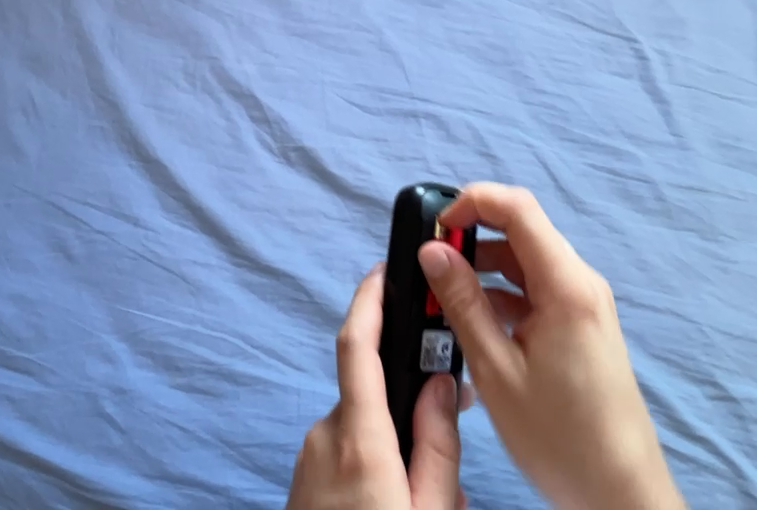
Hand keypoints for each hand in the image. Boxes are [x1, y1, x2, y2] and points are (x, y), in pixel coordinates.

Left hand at [287, 265, 464, 509]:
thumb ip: (438, 447)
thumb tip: (440, 386)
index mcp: (358, 440)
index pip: (357, 346)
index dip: (369, 300)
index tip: (383, 270)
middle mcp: (326, 438)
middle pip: (374, 394)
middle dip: (411, 403)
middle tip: (453, 432)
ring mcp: (308, 458)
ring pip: (366, 429)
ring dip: (398, 445)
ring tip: (434, 494)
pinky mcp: (303, 480)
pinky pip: (348, 454)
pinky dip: (377, 465)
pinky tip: (401, 499)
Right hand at [419, 184, 684, 509]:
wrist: (621, 493)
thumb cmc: (559, 436)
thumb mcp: (495, 369)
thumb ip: (462, 301)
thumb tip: (432, 250)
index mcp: (566, 285)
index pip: (518, 207)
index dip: (473, 201)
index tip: (437, 226)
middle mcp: (580, 281)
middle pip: (522, 229)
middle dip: (473, 233)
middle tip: (432, 261)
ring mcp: (584, 301)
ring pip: (526, 258)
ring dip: (484, 264)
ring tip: (445, 294)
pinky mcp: (580, 322)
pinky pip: (536, 286)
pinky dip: (502, 291)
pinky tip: (474, 320)